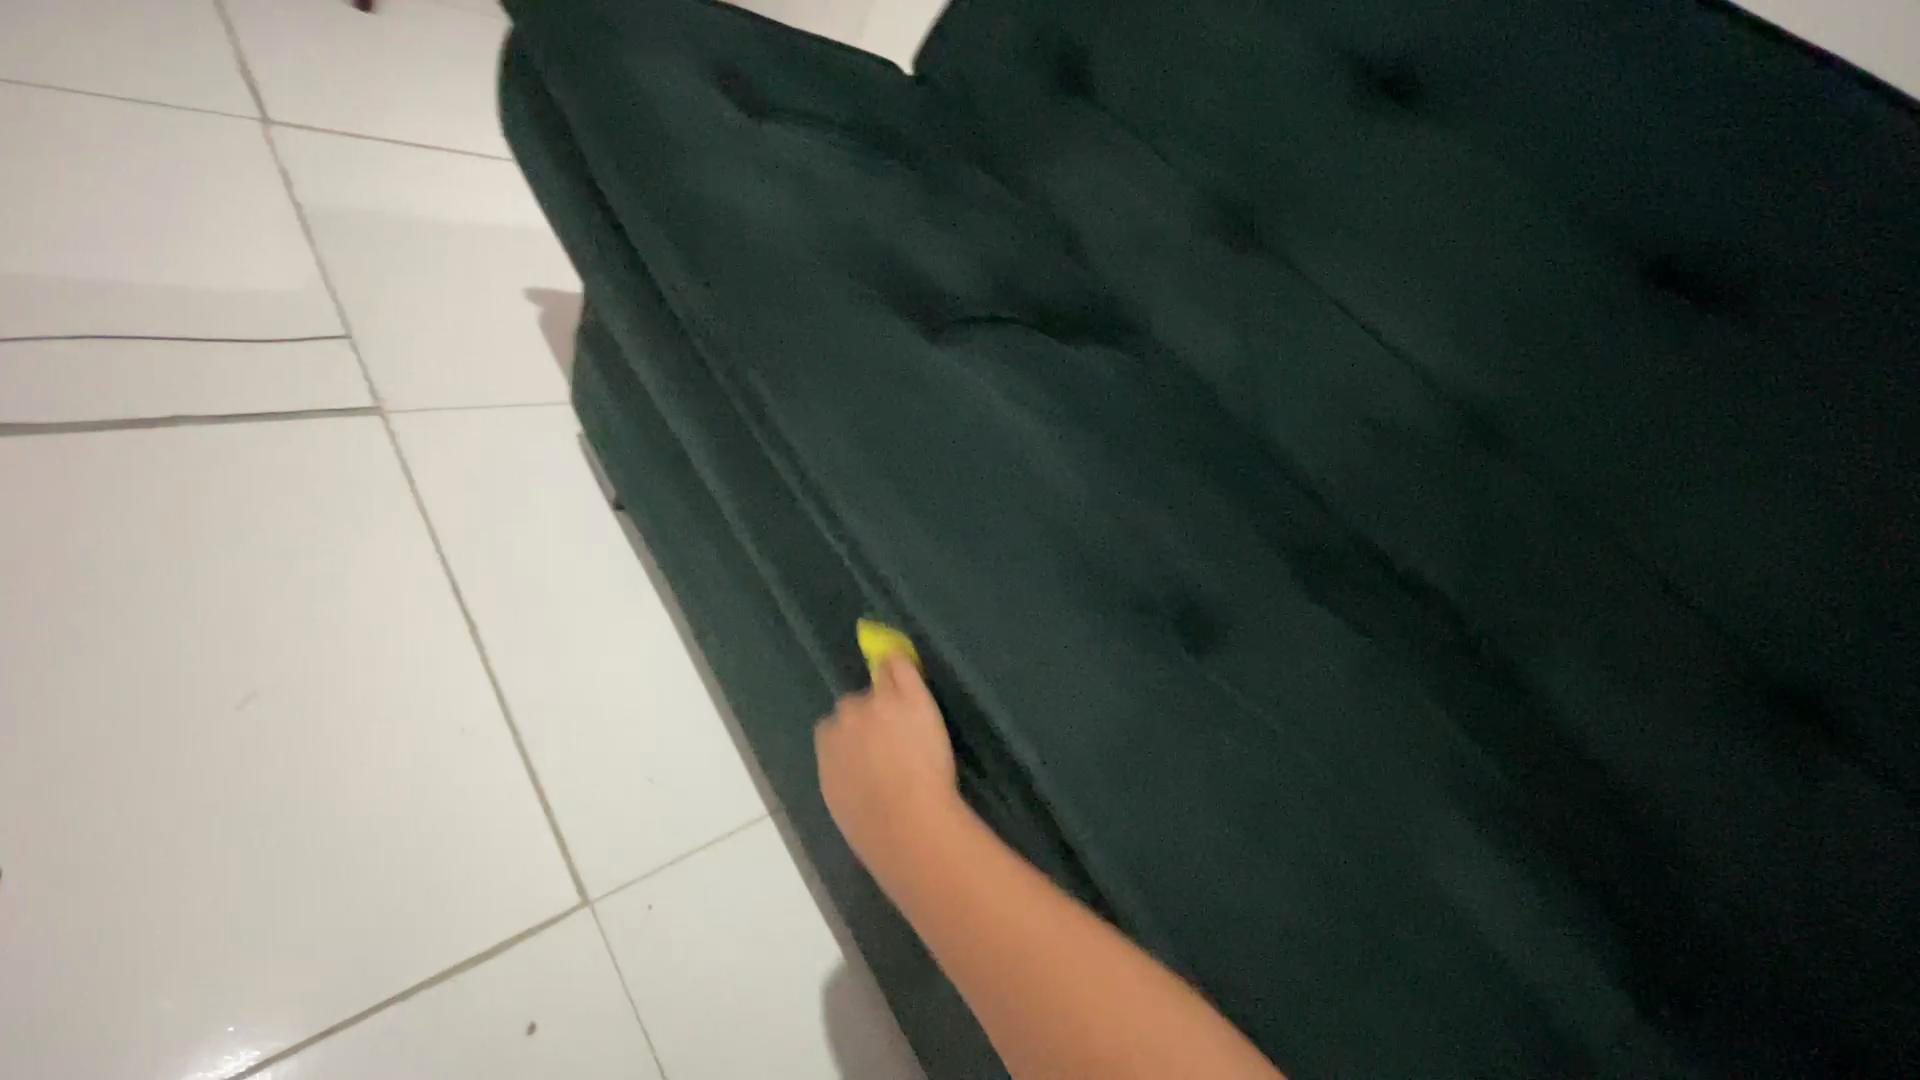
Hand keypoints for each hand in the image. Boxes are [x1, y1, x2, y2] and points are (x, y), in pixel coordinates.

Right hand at [816, 654, 965, 874]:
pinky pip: (902, 669)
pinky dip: (899, 663)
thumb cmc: (873, 826)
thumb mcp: (840, 799)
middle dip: (869, 715)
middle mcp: (848, 717)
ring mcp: (881, 703)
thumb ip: (840, 771)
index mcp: (827, 743)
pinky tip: (900, 658)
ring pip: (881, 687)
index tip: (866, 746)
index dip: (853, 735)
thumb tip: (848, 765)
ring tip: (907, 715)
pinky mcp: (912, 698)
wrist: (907, 820)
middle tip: (891, 736)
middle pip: (855, 704)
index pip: (834, 726)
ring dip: (889, 695)